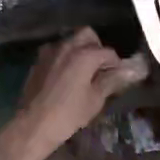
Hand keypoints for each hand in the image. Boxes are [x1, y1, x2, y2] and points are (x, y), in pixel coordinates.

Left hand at [7, 28, 146, 159]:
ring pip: (70, 40)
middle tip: (100, 66)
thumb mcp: (95, 100)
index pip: (108, 52)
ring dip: (80, 49)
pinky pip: (56, 50)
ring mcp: (50, 52)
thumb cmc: (69, 114)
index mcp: (84, 55)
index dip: (116, 63)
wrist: (33, 125)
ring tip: (83, 70)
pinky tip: (66, 74)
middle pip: (87, 35)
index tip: (117, 74)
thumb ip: (111, 81)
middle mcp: (67, 46)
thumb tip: (126, 72)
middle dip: (97, 47)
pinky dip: (65, 56)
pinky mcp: (38, 60)